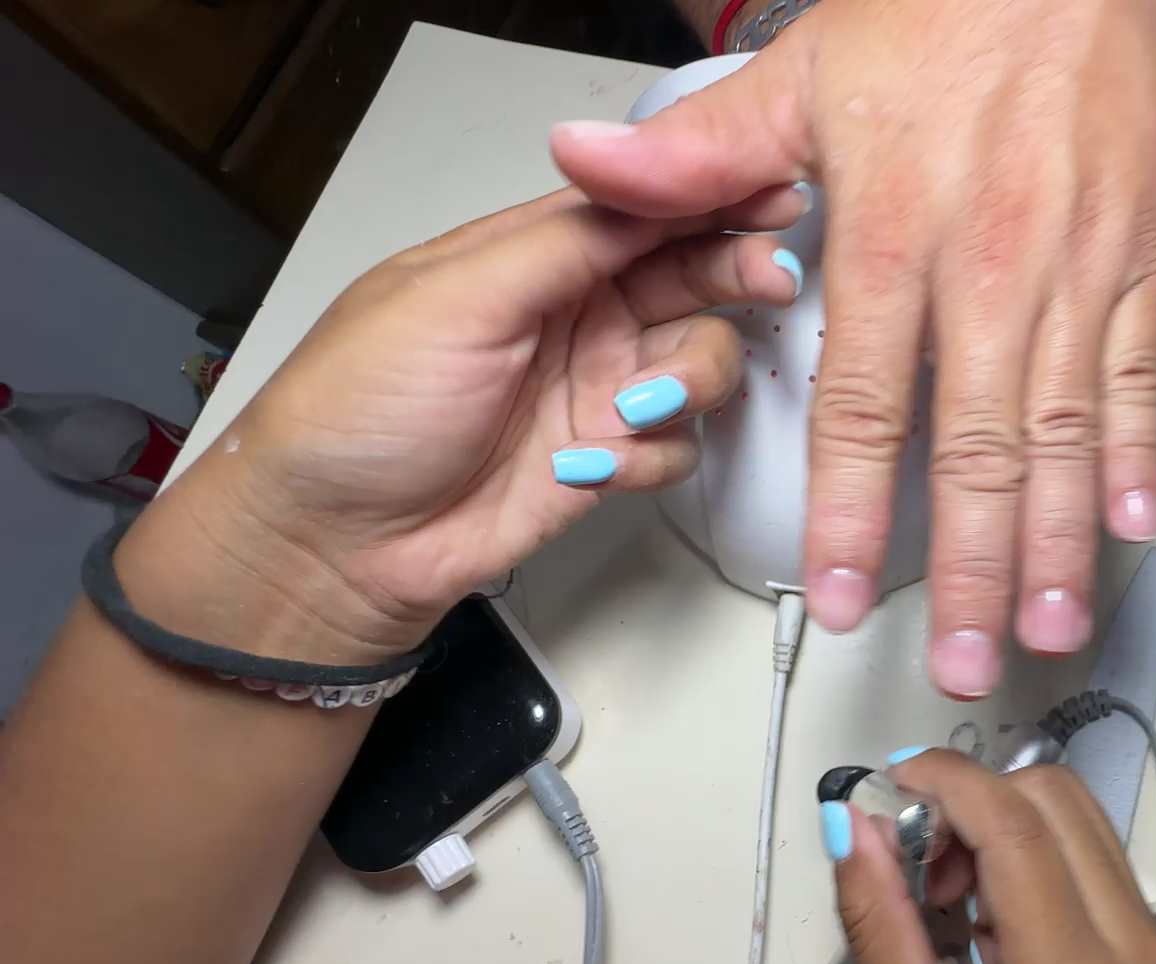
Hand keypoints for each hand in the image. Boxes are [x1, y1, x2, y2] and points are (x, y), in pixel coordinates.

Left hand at [124, 188, 806, 661]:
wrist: (346, 540)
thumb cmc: (362, 408)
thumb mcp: (451, 299)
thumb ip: (559, 248)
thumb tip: (646, 191)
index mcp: (539, 259)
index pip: (643, 213)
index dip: (710, 199)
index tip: (769, 197)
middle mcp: (587, 317)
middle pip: (693, 280)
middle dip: (736, 277)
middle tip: (770, 283)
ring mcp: (609, 388)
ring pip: (705, 365)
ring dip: (690, 384)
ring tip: (635, 412)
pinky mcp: (621, 453)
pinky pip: (682, 445)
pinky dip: (651, 456)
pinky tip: (590, 467)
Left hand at [550, 0, 1155, 697]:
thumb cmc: (947, 20)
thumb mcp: (807, 70)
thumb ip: (704, 146)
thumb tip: (588, 163)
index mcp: (897, 236)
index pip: (865, 407)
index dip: (852, 513)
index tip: (842, 596)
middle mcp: (990, 273)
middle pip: (976, 451)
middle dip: (970, 569)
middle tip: (963, 658)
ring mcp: (1073, 280)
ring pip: (1064, 437)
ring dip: (1056, 543)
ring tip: (1045, 626)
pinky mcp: (1136, 273)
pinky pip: (1137, 380)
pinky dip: (1138, 458)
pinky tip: (1131, 527)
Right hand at [823, 750, 1155, 963]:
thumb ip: (875, 917)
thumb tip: (852, 821)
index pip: (1016, 829)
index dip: (951, 781)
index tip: (900, 778)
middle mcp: (1134, 952)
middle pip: (1049, 798)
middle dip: (970, 801)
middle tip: (920, 854)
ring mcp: (1151, 939)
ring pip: (1071, 805)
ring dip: (999, 814)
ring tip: (953, 882)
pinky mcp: (1149, 932)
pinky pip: (1086, 836)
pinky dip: (1027, 835)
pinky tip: (991, 890)